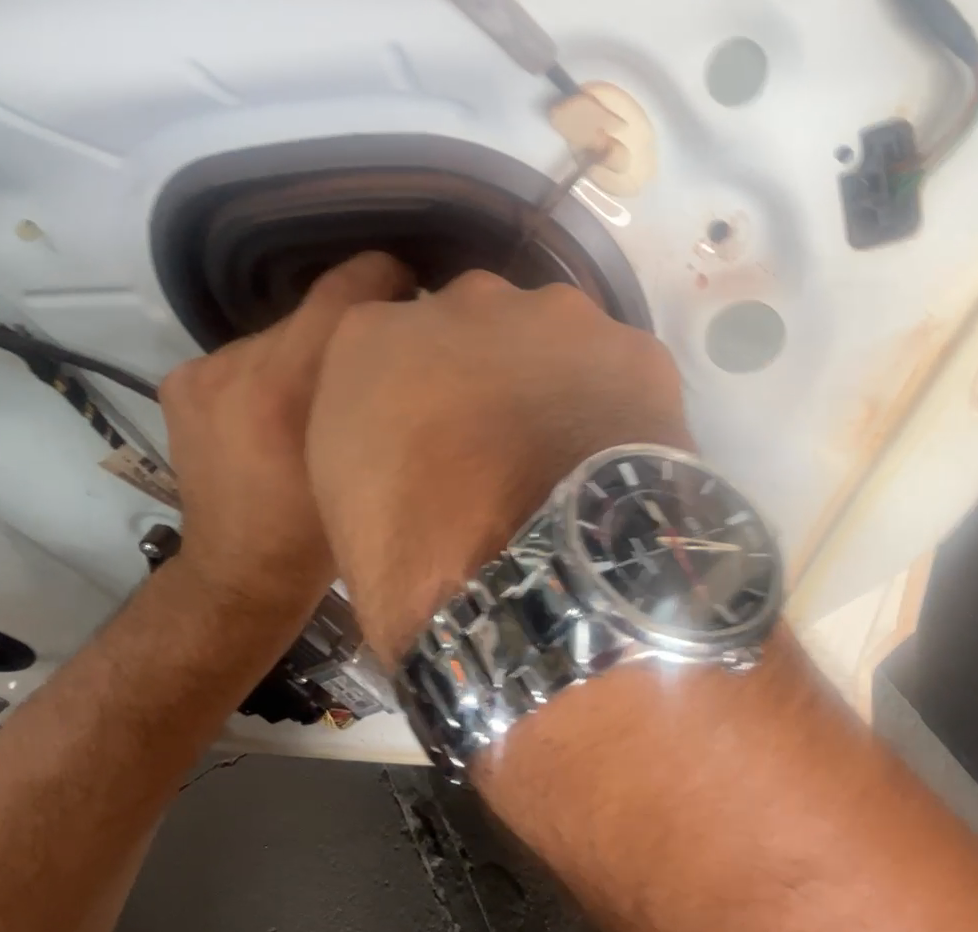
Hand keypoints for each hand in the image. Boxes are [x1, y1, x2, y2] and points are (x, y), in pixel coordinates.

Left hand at [159, 252, 414, 609]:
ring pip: (278, 337)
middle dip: (347, 332)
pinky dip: (270, 373)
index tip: (410, 285)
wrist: (240, 574)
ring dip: (306, 356)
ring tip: (323, 399)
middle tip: (374, 365)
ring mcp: (202, 373)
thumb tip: (407, 340)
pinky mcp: (182, 382)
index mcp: (284, 390)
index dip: (382, 277)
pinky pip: (246, 356)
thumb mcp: (366, 469)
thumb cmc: (319, 536)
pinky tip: (278, 415)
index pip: (339, 295)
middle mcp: (235, 368)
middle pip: (310, 316)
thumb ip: (377, 398)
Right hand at [308, 268, 690, 660]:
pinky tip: (612, 455)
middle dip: (481, 369)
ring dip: (550, 377)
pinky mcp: (633, 348)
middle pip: (472, 321)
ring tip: (564, 454)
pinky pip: (618, 366)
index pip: (388, 341)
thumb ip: (371, 439)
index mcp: (372, 338)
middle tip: (497, 445)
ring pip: (550, 334)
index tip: (430, 436)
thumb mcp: (344, 506)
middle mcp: (465, 301)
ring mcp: (557, 317)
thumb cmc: (419, 565)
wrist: (542, 585)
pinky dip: (615, 402)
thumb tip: (408, 439)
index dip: (413, 391)